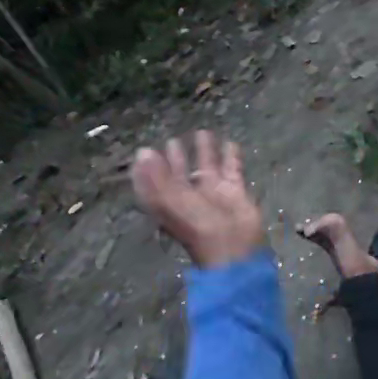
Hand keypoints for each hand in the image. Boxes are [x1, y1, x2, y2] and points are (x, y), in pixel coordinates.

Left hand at [130, 130, 265, 268]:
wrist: (233, 246)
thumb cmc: (197, 225)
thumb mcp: (169, 202)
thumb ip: (155, 176)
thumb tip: (142, 152)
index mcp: (170, 203)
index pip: (156, 184)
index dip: (150, 170)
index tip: (146, 151)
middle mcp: (190, 198)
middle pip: (181, 176)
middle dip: (177, 159)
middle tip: (172, 141)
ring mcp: (214, 194)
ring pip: (208, 169)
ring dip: (205, 152)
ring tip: (202, 133)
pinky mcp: (235, 192)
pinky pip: (232, 170)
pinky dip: (231, 157)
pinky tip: (230, 143)